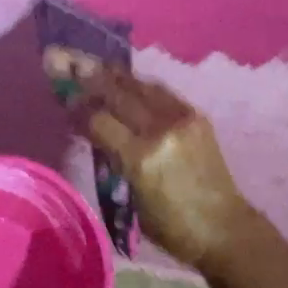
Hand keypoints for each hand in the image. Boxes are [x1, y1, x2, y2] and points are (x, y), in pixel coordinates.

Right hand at [44, 50, 252, 268]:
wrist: (224, 226)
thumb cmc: (172, 226)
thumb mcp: (131, 198)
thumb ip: (114, 159)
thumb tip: (95, 130)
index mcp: (140, 158)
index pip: (99, 120)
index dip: (78, 108)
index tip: (63, 99)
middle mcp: (160, 129)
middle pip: (118, 94)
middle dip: (90, 77)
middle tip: (67, 60)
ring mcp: (181, 118)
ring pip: (141, 86)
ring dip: (115, 76)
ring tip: (94, 65)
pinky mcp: (195, 115)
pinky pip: (161, 92)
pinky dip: (141, 86)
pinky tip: (128, 82)